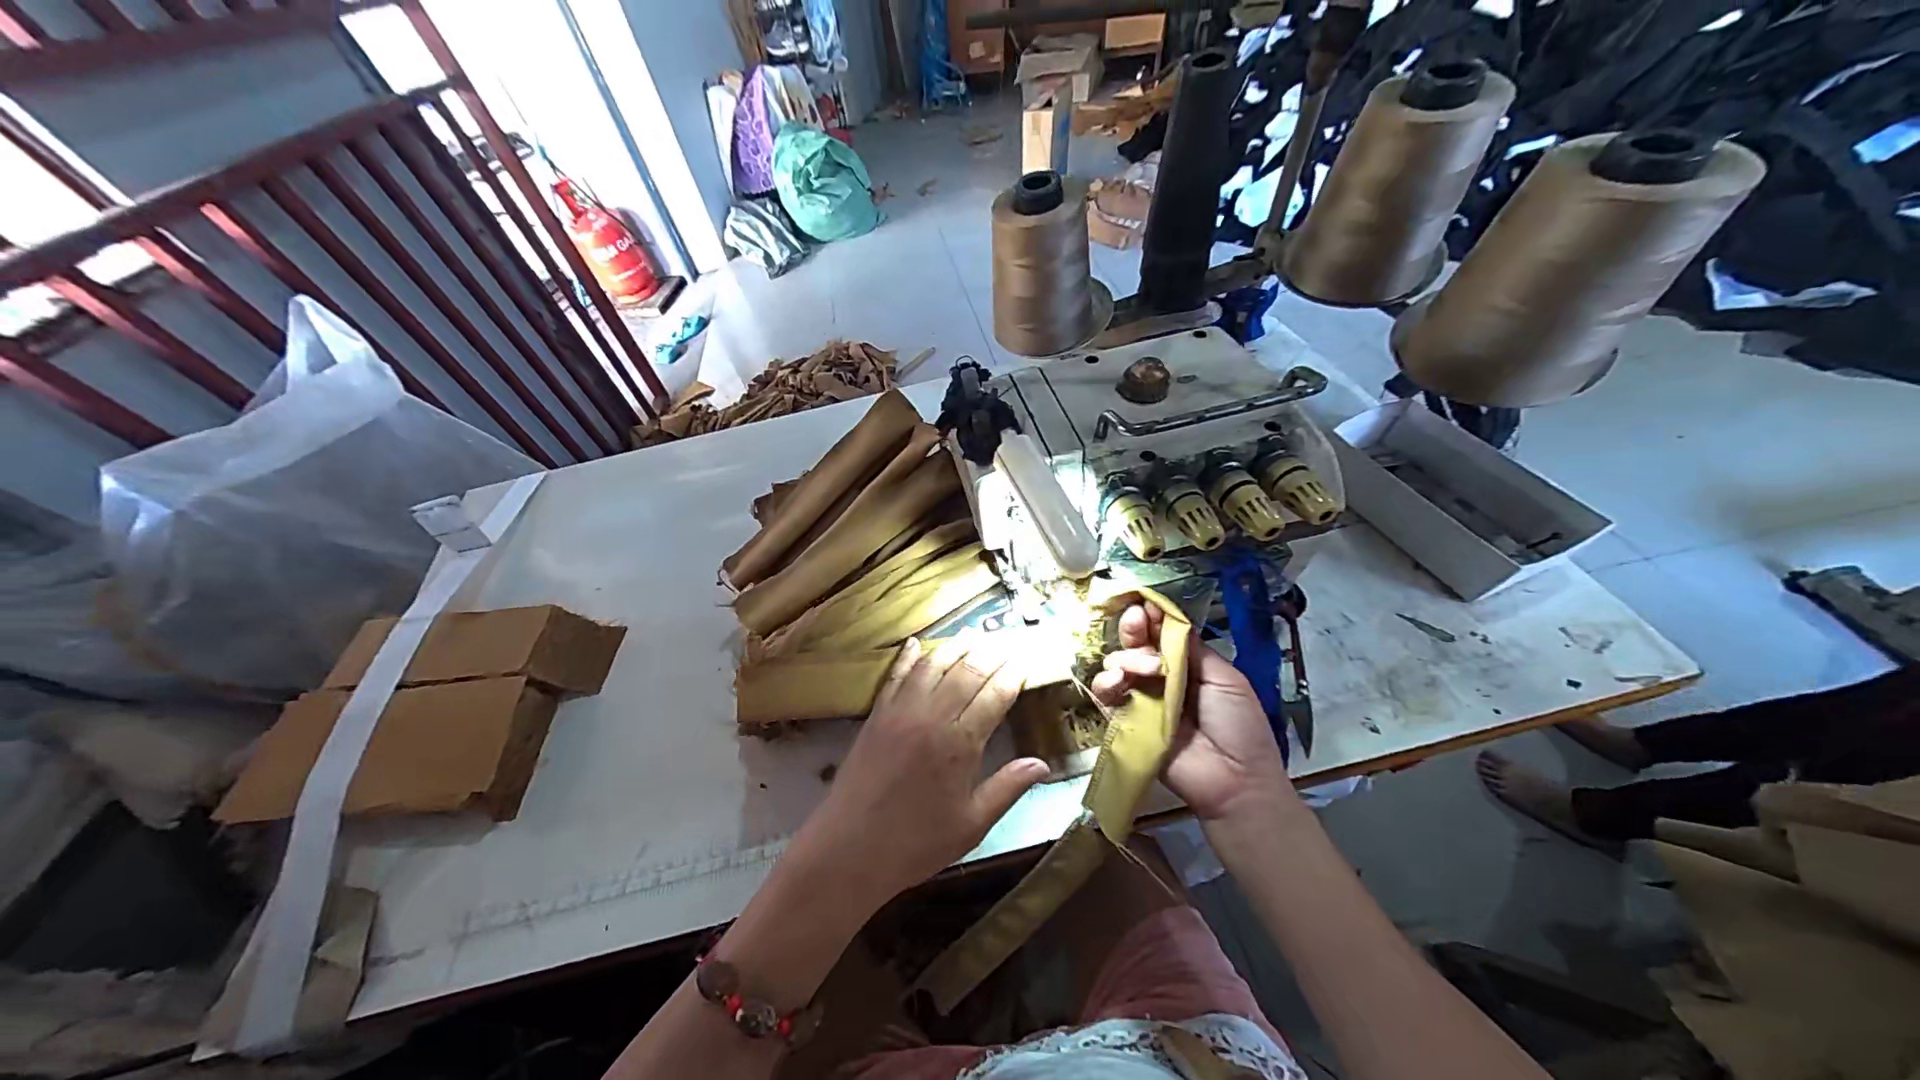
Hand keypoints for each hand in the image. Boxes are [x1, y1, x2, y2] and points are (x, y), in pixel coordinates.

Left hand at [787, 635, 1048, 903]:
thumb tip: (1042, 764)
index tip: (1026, 661)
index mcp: (959, 745)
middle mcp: (931, 718)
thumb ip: (1007, 788)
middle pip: (966, 673)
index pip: (994, 696)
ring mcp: (900, 713)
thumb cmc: (916, 844)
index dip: (1012, 676)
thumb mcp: (972, 824)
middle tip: (1006, 640)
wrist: (849, 850)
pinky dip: (908, 657)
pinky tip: (916, 642)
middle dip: (990, 654)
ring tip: (972, 633)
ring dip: (954, 647)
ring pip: (932, 667)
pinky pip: (895, 677)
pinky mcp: (876, 716)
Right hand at [1090, 602, 1296, 821]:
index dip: (1152, 617)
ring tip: (1143, 669)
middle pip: (1137, 645)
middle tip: (1134, 620)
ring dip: (1125, 658)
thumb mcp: (1225, 678)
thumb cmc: (1239, 726)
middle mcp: (1161, 679)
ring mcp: (1142, 700)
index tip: (1144, 602)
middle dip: (1133, 628)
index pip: (1162, 634)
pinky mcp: (1125, 723)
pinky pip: (1107, 696)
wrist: (1235, 780)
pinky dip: (1106, 683)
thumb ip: (1193, 649)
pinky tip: (1116, 682)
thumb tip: (1168, 618)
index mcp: (1187, 666)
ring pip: (1118, 666)